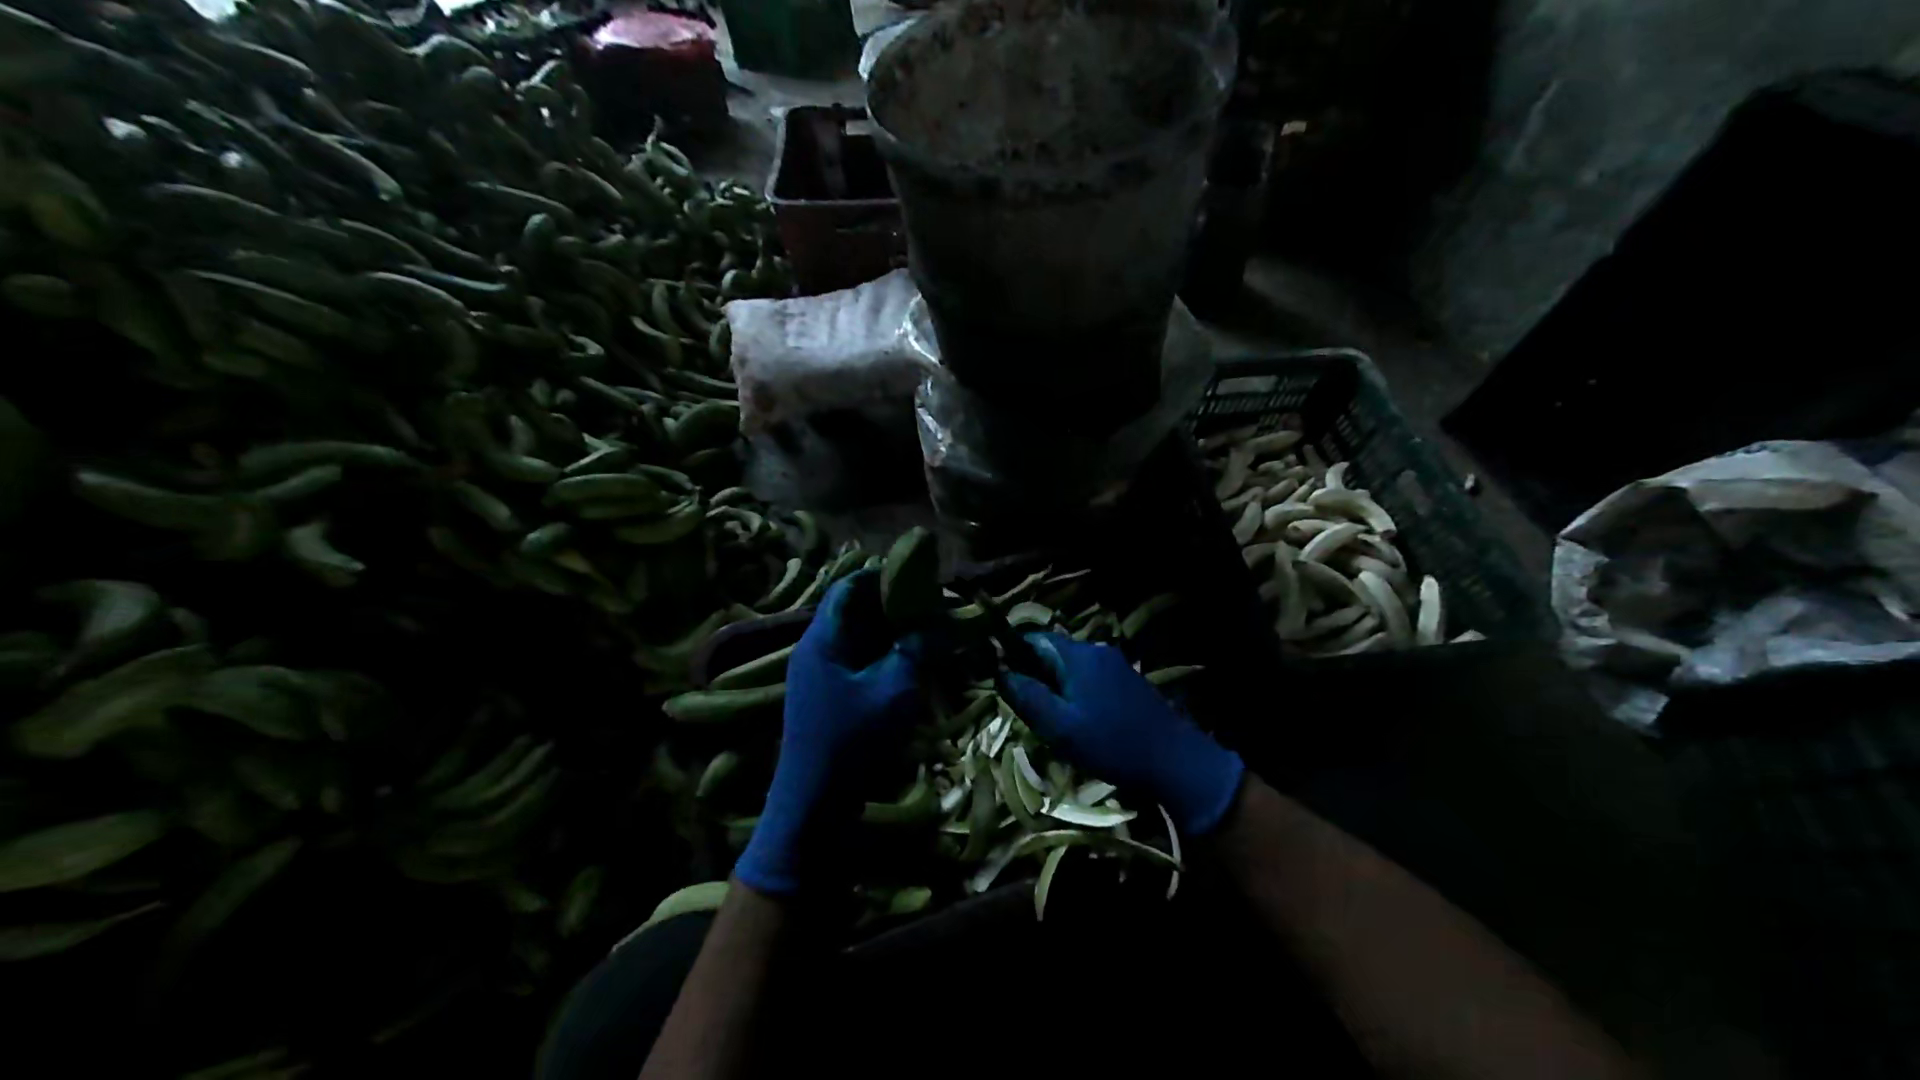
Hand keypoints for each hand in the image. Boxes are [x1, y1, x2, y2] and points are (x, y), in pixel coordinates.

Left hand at [734, 571, 923, 895]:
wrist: (815, 805)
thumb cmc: (852, 739)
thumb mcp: (894, 690)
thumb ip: (917, 648)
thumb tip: (942, 621)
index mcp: (822, 640)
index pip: (848, 587)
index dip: (881, 576)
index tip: (918, 576)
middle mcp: (816, 651)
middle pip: (854, 612)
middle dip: (893, 607)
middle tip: (932, 608)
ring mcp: (819, 678)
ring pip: (858, 640)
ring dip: (891, 634)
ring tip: (928, 634)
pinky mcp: (828, 700)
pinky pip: (858, 665)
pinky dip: (884, 659)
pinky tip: (911, 668)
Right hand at [1001, 632, 1243, 838]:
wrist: (1177, 762)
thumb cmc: (1112, 744)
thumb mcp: (1060, 727)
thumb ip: (1027, 696)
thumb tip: (999, 671)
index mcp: (1078, 655)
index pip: (1032, 639)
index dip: (1013, 658)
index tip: (1005, 687)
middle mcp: (1097, 650)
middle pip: (1051, 654)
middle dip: (1036, 679)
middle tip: (1032, 715)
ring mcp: (1116, 665)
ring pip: (1070, 669)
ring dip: (1057, 691)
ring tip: (1056, 725)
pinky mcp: (1128, 682)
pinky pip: (1089, 680)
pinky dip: (1077, 696)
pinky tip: (1082, 726)